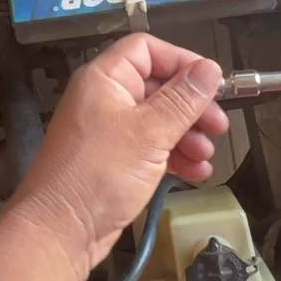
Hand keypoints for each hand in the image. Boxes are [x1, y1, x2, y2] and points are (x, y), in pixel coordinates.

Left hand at [6, 33, 227, 278]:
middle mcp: (105, 97)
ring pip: (158, 119)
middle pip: (157, 85)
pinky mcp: (116, 159)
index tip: (212, 82)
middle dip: (191, 105)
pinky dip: (175, 155)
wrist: (62, 230)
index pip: (146, 50)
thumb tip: (210, 69)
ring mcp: (110, 130)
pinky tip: (196, 171)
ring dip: (187, 134)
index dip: (181, 61)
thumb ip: (182, 100)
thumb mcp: (149, 133)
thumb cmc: (99, 173)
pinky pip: (152, 146)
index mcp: (104, 78)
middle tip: (219, 126)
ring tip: (207, 154)